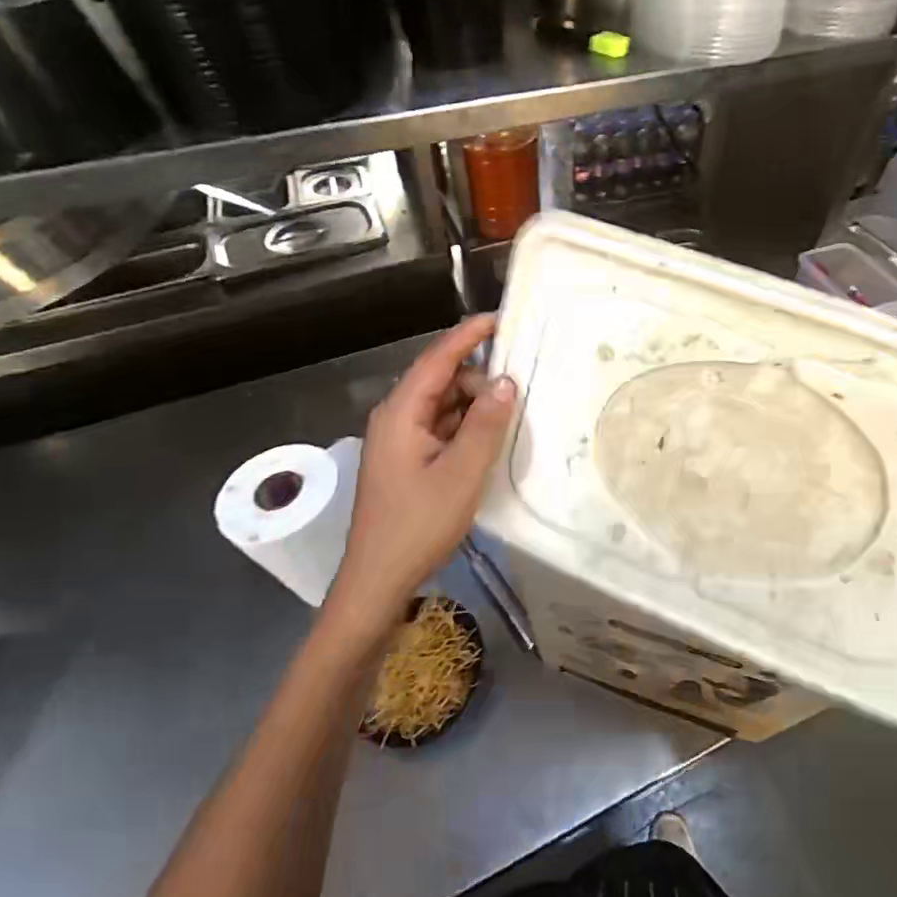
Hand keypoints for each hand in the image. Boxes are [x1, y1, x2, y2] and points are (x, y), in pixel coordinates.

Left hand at [335, 315, 515, 612]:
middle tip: (518, 397)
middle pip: (441, 381)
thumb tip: (506, 382)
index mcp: (401, 412)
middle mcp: (395, 418)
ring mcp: (398, 441)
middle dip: (479, 381)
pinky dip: (464, 430)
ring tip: (510, 421)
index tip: (501, 319)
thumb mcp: (461, 474)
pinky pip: (439, 431)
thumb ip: (485, 425)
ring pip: (442, 408)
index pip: (437, 358)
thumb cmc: (418, 524)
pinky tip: (488, 444)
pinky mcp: (405, 461)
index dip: (469, 335)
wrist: (378, 577)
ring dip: (474, 409)